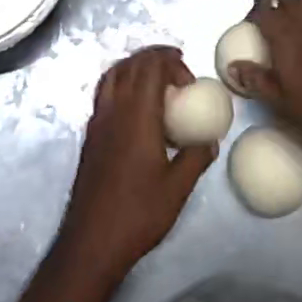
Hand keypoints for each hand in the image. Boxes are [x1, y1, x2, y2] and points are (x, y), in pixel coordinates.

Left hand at [57, 46, 215, 275]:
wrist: (91, 243)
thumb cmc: (137, 213)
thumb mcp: (178, 188)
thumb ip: (197, 157)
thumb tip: (211, 140)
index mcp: (137, 115)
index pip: (151, 67)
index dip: (171, 62)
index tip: (189, 81)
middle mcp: (114, 109)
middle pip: (131, 64)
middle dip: (155, 58)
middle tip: (177, 68)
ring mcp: (97, 121)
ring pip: (113, 74)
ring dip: (136, 66)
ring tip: (156, 78)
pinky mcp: (90, 135)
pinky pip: (104, 92)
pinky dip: (122, 82)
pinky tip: (136, 106)